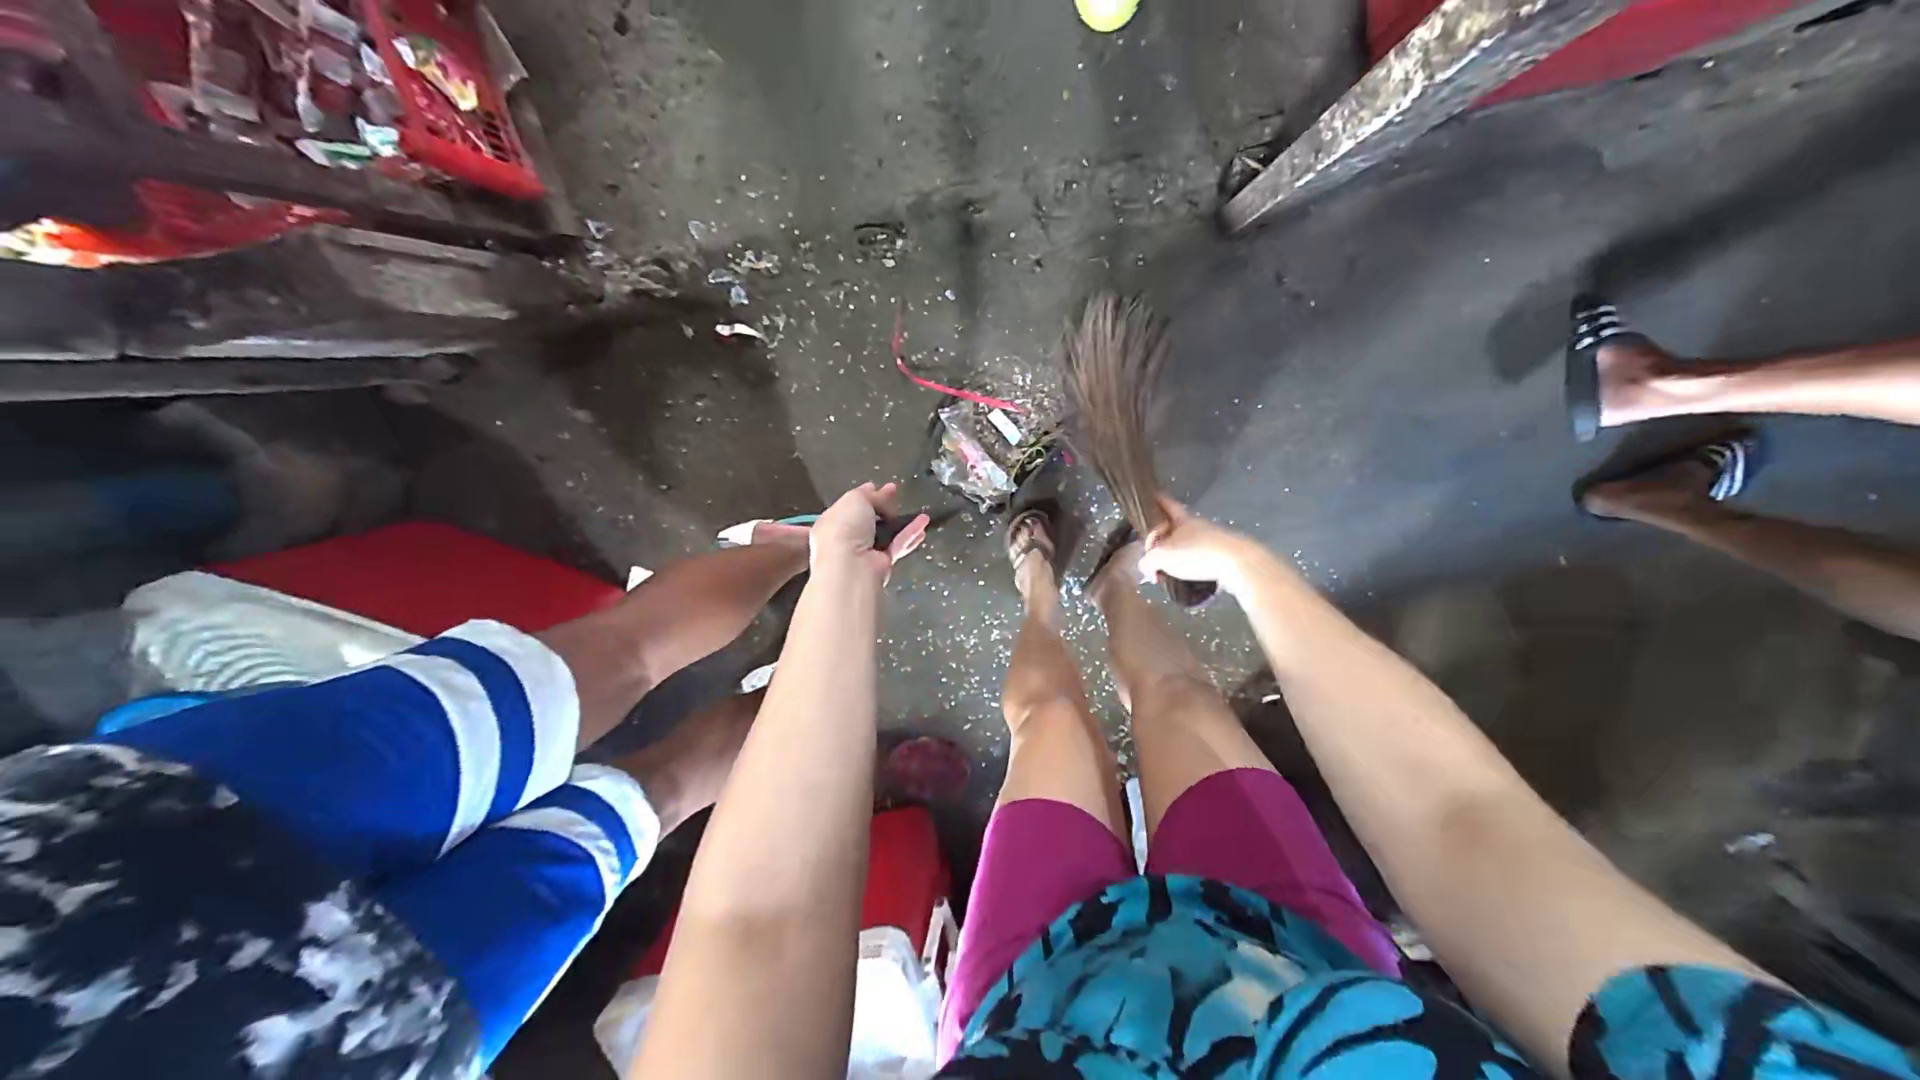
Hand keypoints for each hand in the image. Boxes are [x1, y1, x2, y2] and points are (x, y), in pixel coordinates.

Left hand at [810, 482, 928, 582]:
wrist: (850, 566)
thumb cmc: (845, 527)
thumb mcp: (855, 499)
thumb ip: (870, 495)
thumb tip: (883, 492)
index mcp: (832, 521)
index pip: (849, 506)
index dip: (865, 496)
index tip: (879, 486)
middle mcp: (846, 538)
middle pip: (868, 520)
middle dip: (883, 507)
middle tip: (896, 495)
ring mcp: (864, 553)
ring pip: (886, 534)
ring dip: (902, 522)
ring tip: (919, 511)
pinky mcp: (881, 564)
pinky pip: (897, 545)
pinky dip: (910, 534)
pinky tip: (923, 523)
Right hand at [1136, 498, 1260, 596]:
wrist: (1238, 564)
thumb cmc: (1196, 553)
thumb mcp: (1163, 556)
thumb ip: (1149, 560)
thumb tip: (1145, 565)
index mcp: (1183, 519)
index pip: (1167, 504)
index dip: (1158, 499)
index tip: (1152, 495)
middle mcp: (1197, 525)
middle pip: (1174, 526)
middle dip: (1162, 537)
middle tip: (1150, 551)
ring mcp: (1212, 539)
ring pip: (1186, 543)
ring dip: (1174, 554)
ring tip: (1165, 571)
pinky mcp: (1221, 555)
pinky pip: (1198, 556)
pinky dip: (1187, 564)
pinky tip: (1183, 577)